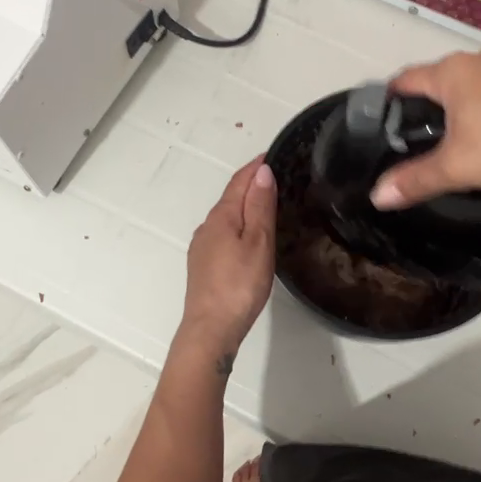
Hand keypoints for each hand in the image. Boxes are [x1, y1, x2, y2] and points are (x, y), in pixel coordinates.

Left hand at [178, 157, 276, 360]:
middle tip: (277, 175)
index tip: (274, 153)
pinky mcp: (204, 265)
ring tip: (268, 203)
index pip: (239, 181)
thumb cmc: (240, 285)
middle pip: (231, 196)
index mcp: (222, 216)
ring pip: (226, 216)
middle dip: (252, 183)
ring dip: (245, 205)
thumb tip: (262, 172)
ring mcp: (203, 246)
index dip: (256, 166)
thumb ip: (260, 207)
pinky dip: (238, 224)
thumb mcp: (258, 243)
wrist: (210, 328)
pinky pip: (223, 233)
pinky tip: (249, 235)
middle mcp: (208, 226)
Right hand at [370, 47, 480, 209]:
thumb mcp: (459, 167)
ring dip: (480, 142)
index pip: (406, 81)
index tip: (383, 129)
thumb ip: (415, 180)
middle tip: (441, 165)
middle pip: (447, 95)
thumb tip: (376, 195)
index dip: (389, 104)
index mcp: (453, 72)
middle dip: (444, 133)